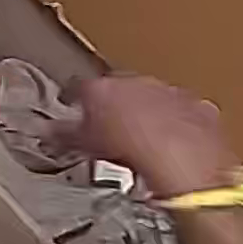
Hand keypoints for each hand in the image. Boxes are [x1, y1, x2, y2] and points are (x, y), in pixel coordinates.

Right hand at [64, 75, 240, 196]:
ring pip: (149, 96)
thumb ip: (61, 134)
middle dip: (111, 103)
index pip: (78, 86)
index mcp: (101, 87)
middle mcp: (134, 82)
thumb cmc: (131, 149)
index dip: (73, 98)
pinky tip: (169, 141)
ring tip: (137, 137)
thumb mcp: (83, 145)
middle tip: (105, 126)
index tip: (72, 106)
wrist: (182, 161)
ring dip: (143, 111)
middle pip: (116, 88)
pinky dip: (174, 121)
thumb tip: (46, 131)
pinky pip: (180, 109)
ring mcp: (167, 91)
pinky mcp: (196, 105)